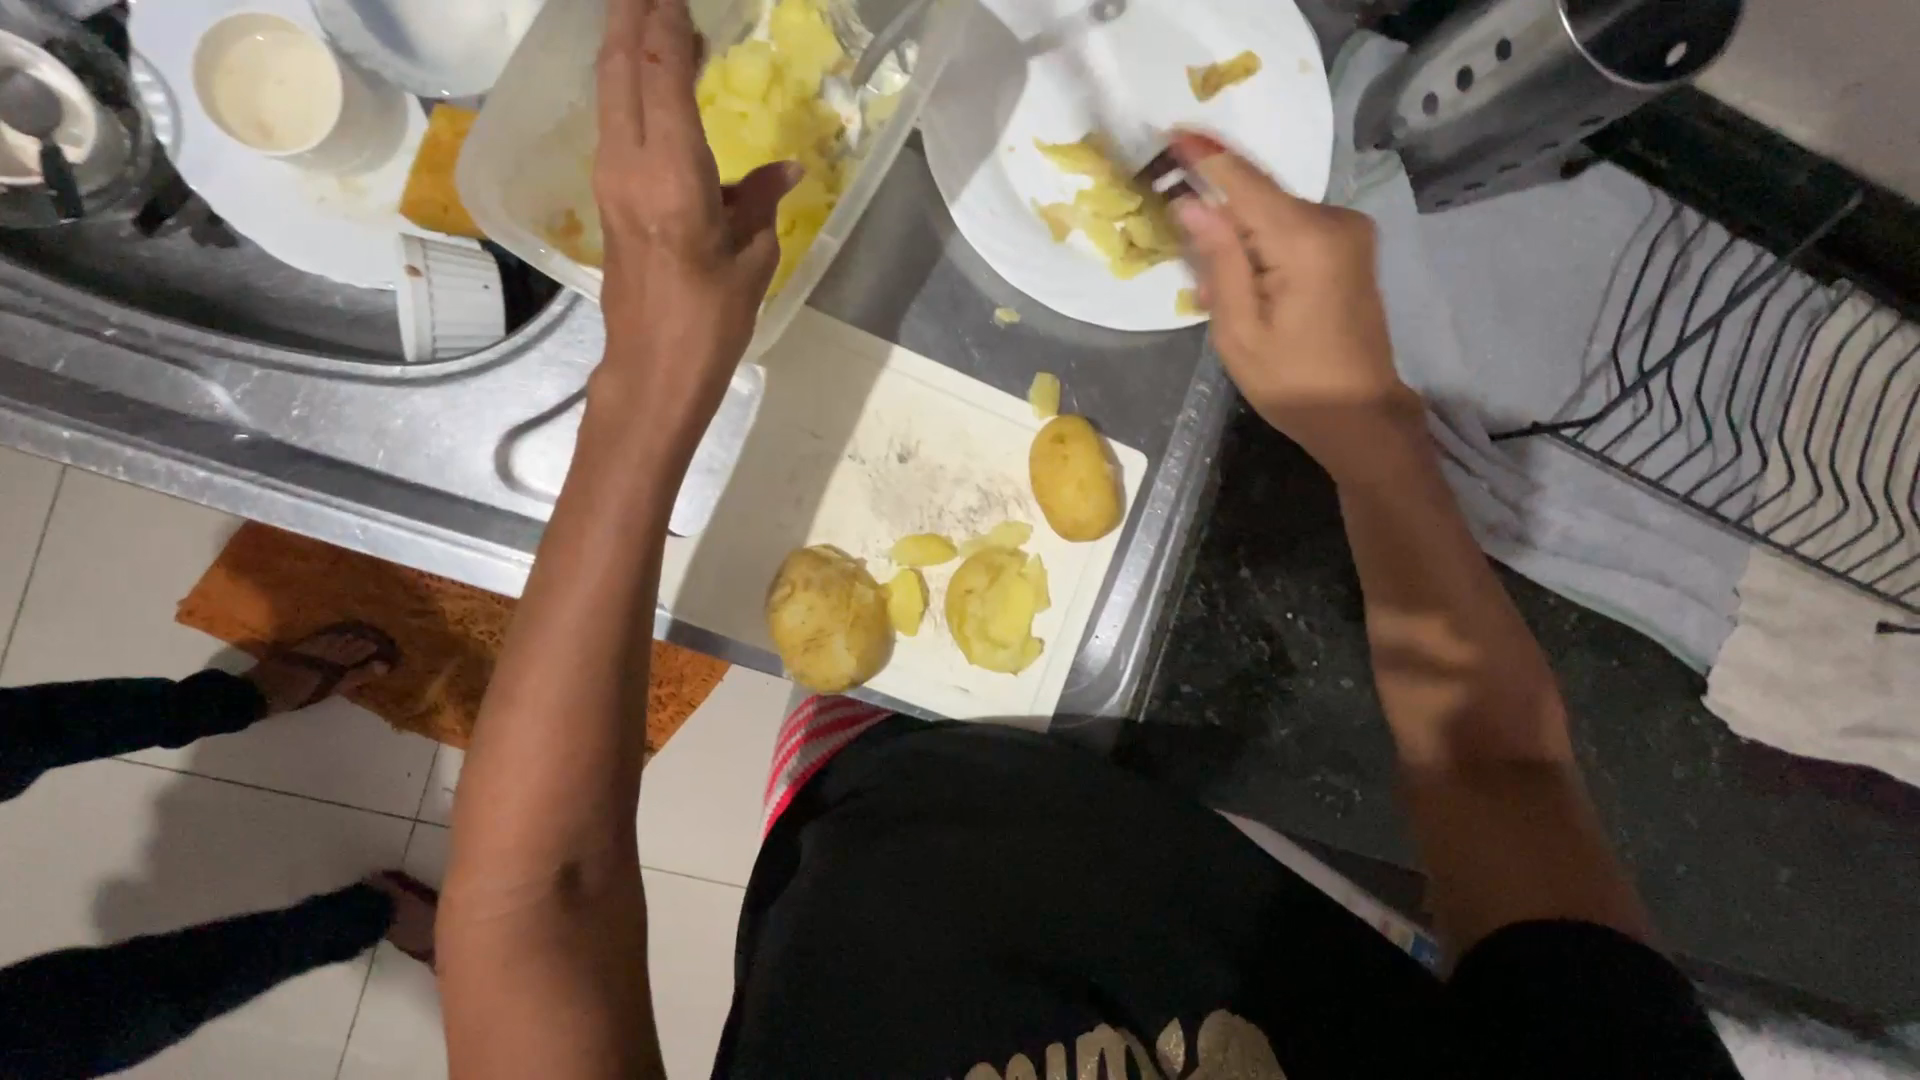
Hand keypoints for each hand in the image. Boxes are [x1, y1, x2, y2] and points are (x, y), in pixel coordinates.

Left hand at [590, 0, 797, 429]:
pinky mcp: (607, 196)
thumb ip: (761, 203)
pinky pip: (614, 121)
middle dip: (633, 17)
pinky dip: (628, 87)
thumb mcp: (751, 260)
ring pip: (609, 90)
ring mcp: (609, 178)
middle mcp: (629, 163)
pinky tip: (649, 84)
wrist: (653, 367)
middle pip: (619, 67)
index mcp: (672, 175)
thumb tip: (783, 170)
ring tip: (652, 19)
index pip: (660, 74)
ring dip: (626, 48)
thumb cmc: (710, 321)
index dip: (667, 26)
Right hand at [1168, 132, 1422, 481]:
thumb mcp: (1239, 330)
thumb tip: (1192, 203)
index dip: (1207, 156)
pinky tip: (1248, 290)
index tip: (1172, 131)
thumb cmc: (1291, 382)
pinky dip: (1262, 250)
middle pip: (1259, 199)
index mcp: (1304, 242)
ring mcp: (1349, 231)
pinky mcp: (1351, 246)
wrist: (1358, 413)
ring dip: (1239, 242)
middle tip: (1189, 265)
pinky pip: (1292, 231)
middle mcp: (1334, 221)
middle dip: (1218, 219)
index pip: (1245, 183)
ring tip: (1219, 296)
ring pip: (1273, 216)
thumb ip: (1218, 260)